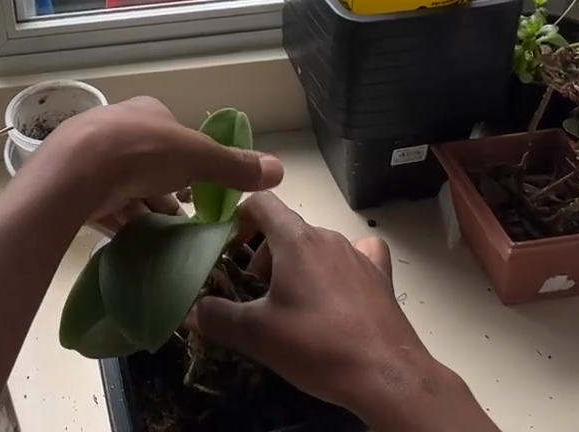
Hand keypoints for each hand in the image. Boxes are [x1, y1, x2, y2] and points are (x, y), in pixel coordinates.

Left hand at [22, 97, 283, 229]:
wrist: (76, 171)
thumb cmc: (142, 153)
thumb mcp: (198, 157)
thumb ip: (234, 165)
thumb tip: (279, 169)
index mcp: (147, 112)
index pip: (174, 136)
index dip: (190, 162)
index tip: (199, 191)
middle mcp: (116, 126)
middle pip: (148, 160)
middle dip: (164, 188)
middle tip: (180, 217)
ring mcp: (89, 153)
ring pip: (123, 182)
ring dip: (140, 205)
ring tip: (158, 234)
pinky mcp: (71, 181)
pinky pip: (100, 202)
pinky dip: (116, 219)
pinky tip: (128, 240)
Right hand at [194, 193, 496, 431]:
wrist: (387, 377)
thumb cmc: (318, 345)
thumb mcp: (257, 335)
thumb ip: (218, 317)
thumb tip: (191, 309)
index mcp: (295, 238)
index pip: (261, 202)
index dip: (240, 217)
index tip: (230, 247)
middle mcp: (326, 236)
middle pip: (286, 227)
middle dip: (265, 252)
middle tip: (256, 291)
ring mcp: (357, 254)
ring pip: (316, 244)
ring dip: (297, 263)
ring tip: (291, 303)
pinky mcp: (380, 277)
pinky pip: (357, 255)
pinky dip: (341, 265)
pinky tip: (340, 289)